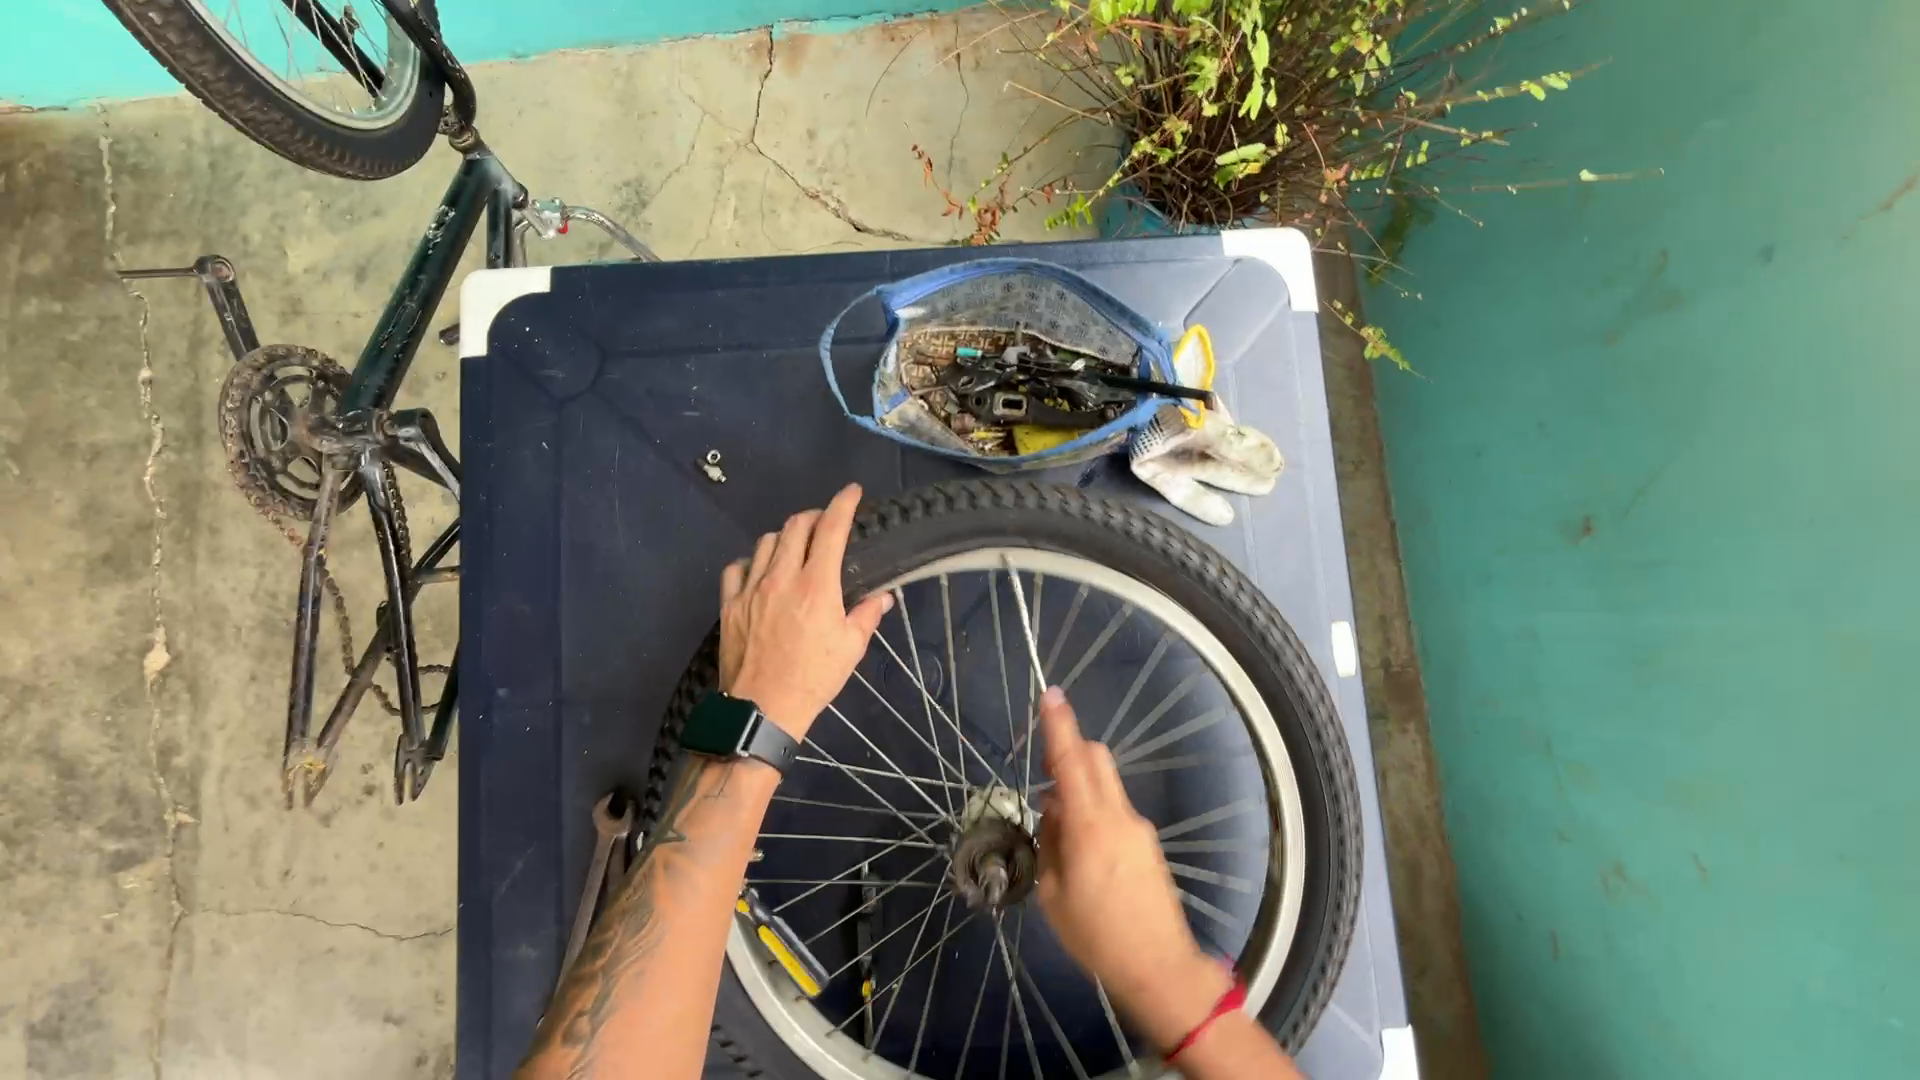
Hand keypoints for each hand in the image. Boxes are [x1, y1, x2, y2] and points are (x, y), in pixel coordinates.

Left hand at [719, 484, 893, 740]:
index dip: (843, 503)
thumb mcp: (850, 649)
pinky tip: (759, 570)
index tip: (852, 492)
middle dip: (814, 516)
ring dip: (784, 537)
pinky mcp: (729, 605)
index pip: (831, 529)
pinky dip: (751, 561)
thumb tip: (883, 596)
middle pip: (795, 526)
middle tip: (825, 523)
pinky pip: (736, 568)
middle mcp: (782, 578)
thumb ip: (866, 615)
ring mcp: (751, 589)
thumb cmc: (814, 679)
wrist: (763, 709)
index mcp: (817, 585)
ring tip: (794, 547)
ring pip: (765, 542)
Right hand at [1034, 687, 1233, 1050]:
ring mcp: (1138, 828)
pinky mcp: (1148, 844)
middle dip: (1070, 750)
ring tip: (1060, 832)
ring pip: (1106, 785)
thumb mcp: (1053, 893)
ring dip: (1080, 787)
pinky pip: (1115, 811)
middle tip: (1045, 770)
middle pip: (1096, 759)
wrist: (1159, 967)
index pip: (1072, 762)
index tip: (1050, 694)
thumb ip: (1051, 841)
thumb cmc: (1096, 936)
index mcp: (1090, 826)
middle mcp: (1119, 817)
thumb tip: (1054, 810)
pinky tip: (1085, 853)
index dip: (1059, 725)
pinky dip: (1095, 812)